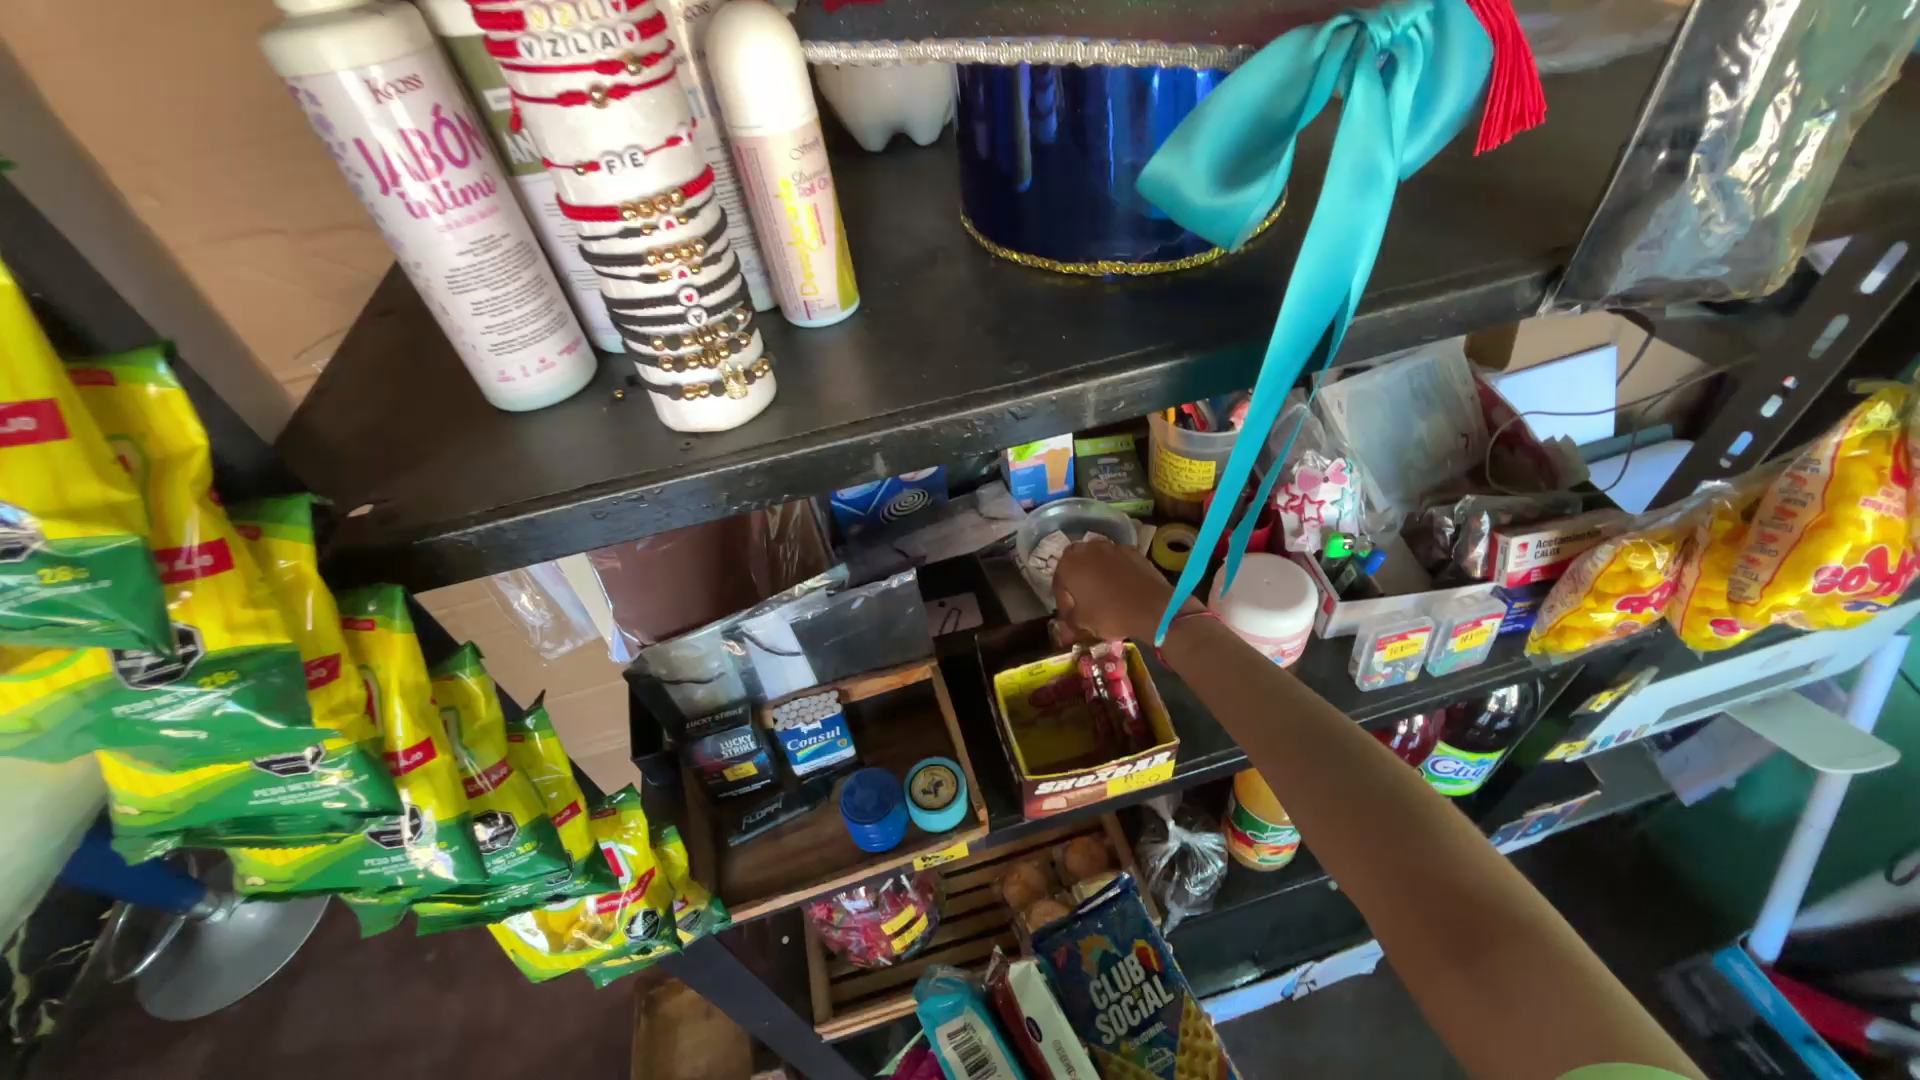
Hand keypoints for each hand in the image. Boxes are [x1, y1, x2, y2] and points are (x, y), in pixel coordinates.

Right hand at [1052, 534, 1201, 642]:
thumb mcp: (1082, 622)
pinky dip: (1116, 570)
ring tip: (1102, 591)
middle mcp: (1087, 549)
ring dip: (1096, 572)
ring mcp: (1112, 546)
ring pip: (1097, 558)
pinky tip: (1121, 586)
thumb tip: (1069, 619)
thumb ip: (1069, 619)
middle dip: (1077, 579)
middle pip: (1076, 563)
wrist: (1151, 607)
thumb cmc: (1109, 614)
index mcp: (1069, 564)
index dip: (1063, 601)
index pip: (1059, 583)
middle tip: (1082, 598)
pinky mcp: (1133, 551)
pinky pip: (1117, 560)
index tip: (1069, 615)